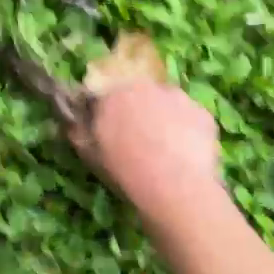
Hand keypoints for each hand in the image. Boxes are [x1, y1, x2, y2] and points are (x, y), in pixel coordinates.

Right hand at [69, 81, 221, 220]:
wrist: (175, 187)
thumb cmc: (124, 170)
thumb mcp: (89, 153)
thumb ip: (76, 130)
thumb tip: (69, 119)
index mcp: (114, 94)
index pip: (102, 94)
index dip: (103, 111)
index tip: (103, 128)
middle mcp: (147, 87)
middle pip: (137, 94)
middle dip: (133, 110)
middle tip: (133, 138)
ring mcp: (179, 98)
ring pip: (165, 103)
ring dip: (160, 116)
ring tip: (161, 147)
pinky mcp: (203, 113)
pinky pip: (188, 117)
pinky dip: (184, 128)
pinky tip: (181, 151)